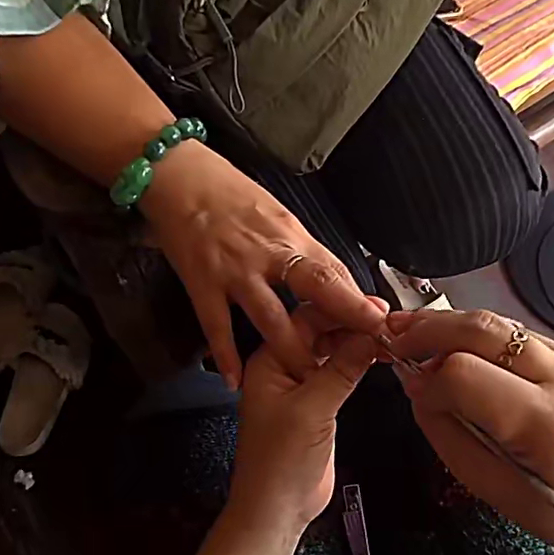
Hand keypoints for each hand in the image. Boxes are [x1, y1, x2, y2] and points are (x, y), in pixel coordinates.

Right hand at [140, 141, 388, 389]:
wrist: (176, 174)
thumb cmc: (223, 188)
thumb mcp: (272, 209)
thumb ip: (295, 244)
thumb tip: (322, 273)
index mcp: (290, 233)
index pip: (335, 270)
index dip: (358, 300)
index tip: (378, 324)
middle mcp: (269, 253)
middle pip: (318, 290)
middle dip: (347, 322)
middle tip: (367, 352)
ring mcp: (235, 271)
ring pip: (272, 318)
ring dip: (293, 352)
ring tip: (308, 377)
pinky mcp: (203, 284)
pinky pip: (217, 327)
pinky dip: (226, 357)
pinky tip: (235, 380)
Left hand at [230, 308, 381, 528]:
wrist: (277, 508)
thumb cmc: (277, 465)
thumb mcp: (311, 411)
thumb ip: (340, 370)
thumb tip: (368, 337)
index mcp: (268, 361)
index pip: (304, 320)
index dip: (339, 310)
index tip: (373, 308)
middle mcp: (282, 367)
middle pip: (319, 331)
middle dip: (351, 323)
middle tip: (387, 320)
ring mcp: (300, 385)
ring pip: (330, 350)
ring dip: (357, 342)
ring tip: (388, 335)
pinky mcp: (316, 402)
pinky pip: (338, 371)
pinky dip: (357, 363)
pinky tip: (376, 357)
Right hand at [386, 309, 553, 554]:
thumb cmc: (551, 509)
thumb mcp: (481, 480)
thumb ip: (441, 425)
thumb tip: (414, 381)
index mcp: (551, 426)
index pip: (464, 374)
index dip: (426, 378)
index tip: (411, 389)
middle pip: (480, 330)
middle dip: (428, 330)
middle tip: (394, 337)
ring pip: (494, 322)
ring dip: (447, 325)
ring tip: (413, 333)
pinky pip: (511, 333)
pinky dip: (473, 335)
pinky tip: (450, 344)